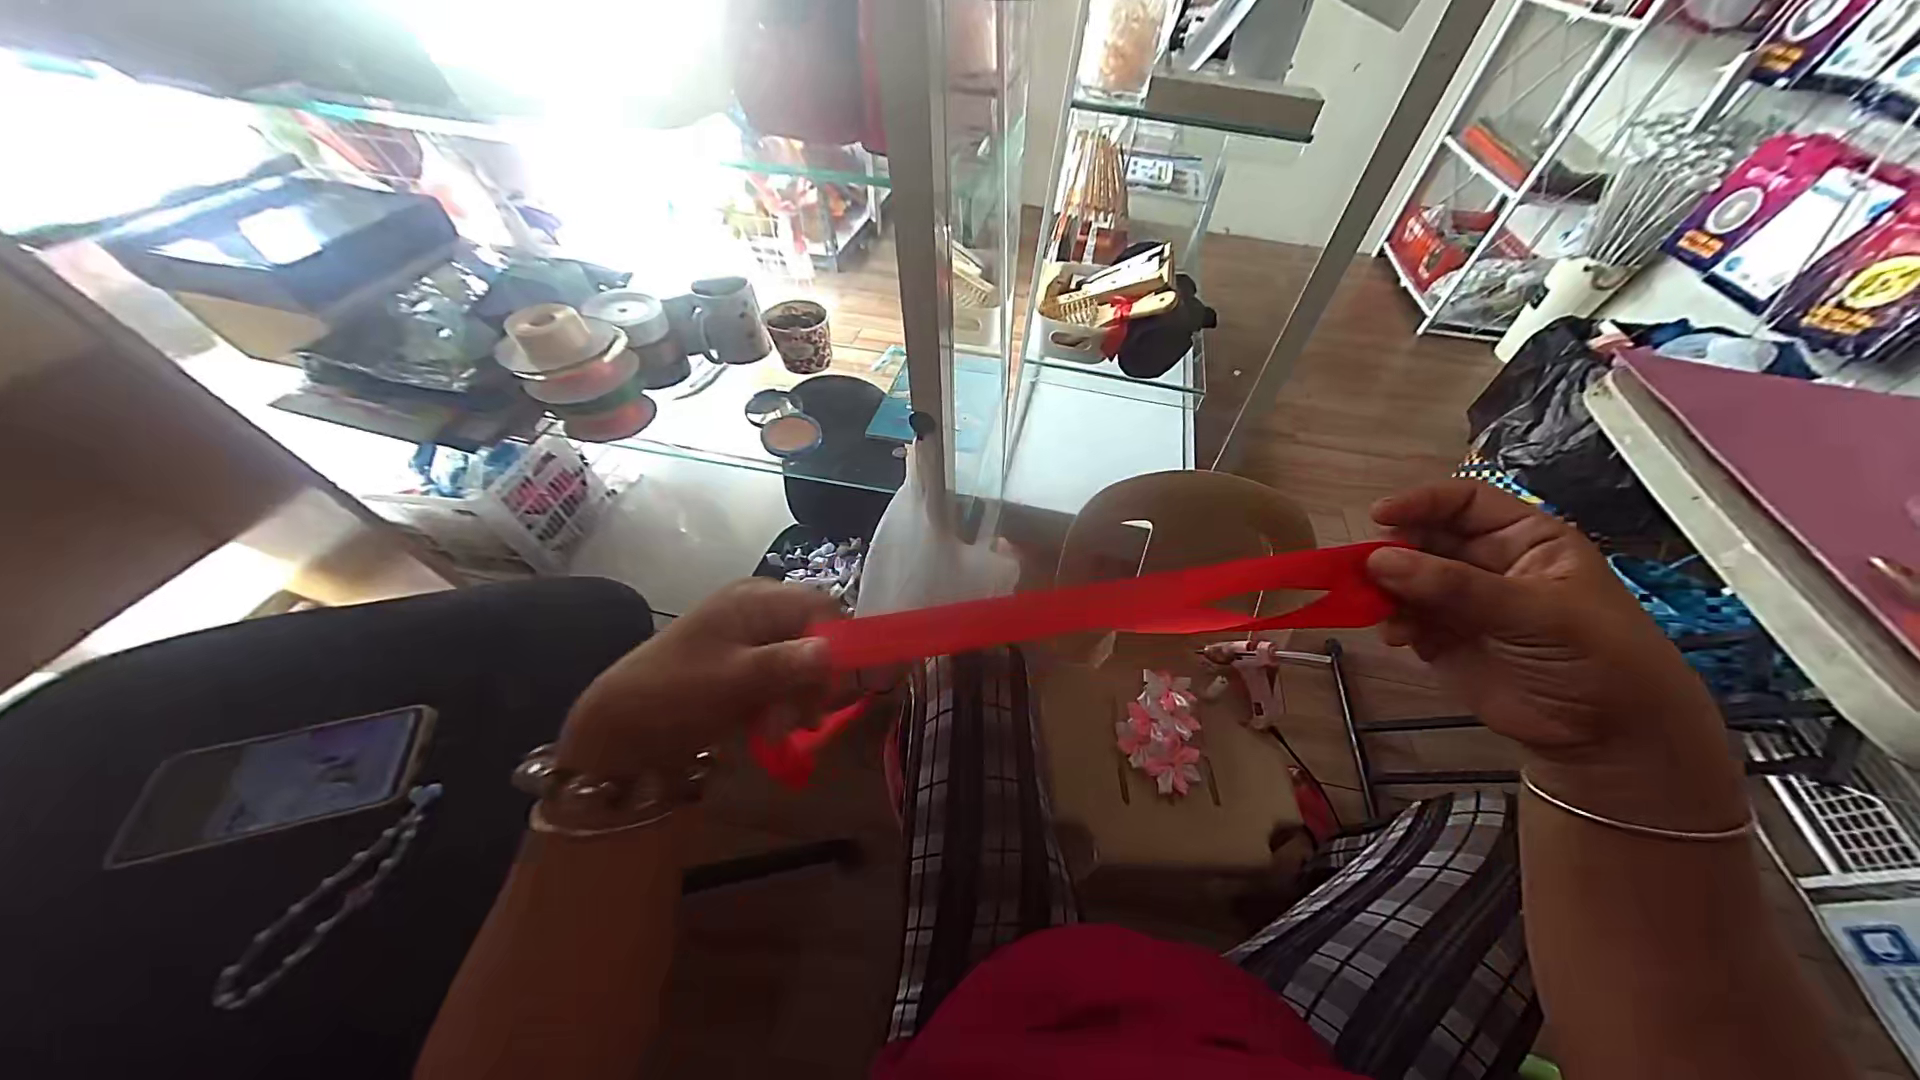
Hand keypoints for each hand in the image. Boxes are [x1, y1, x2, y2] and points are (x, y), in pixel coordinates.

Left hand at [555, 580, 841, 776]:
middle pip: (815, 636)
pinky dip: (783, 703)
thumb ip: (785, 665)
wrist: (617, 727)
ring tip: (776, 731)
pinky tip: (770, 727)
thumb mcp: (732, 681)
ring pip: (803, 662)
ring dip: (798, 698)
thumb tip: (832, 652)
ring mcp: (751, 636)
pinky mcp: (745, 663)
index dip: (837, 645)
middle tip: (802, 721)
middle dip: (813, 681)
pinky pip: (783, 677)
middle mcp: (759, 609)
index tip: (830, 690)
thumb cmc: (673, 693)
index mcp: (755, 599)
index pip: (821, 608)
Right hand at [1367, 479, 1746, 829]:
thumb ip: (1456, 586)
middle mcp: (1483, 562)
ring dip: (1381, 588)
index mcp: (1522, 539)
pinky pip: (1398, 615)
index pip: (1463, 502)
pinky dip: (1387, 621)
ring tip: (1377, 608)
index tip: (1379, 516)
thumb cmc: (1595, 658)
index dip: (1421, 502)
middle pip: (1421, 537)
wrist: (1605, 737)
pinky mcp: (1436, 635)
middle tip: (1365, 569)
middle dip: (1392, 550)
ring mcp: (1456, 599)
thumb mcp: (1535, 613)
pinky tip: (1396, 637)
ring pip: (1402, 576)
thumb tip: (1378, 560)